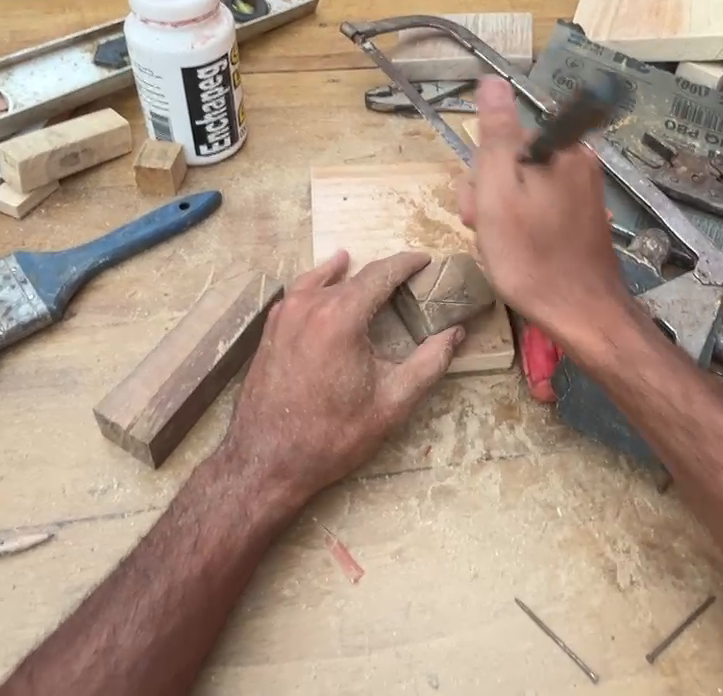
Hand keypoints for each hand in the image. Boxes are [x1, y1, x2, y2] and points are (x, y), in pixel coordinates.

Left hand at [221, 251, 463, 503]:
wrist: (267, 461)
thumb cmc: (332, 435)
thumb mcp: (392, 403)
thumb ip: (429, 363)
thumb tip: (456, 334)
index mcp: (341, 316)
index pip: (381, 273)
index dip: (407, 263)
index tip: (425, 260)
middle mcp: (310, 305)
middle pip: (355, 275)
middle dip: (385, 273)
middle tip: (410, 278)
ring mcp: (285, 314)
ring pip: (325, 280)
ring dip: (352, 274)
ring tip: (373, 274)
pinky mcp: (271, 328)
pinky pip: (301, 292)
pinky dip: (320, 281)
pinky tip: (328, 282)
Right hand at [458, 76, 633, 360]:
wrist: (582, 315)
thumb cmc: (532, 255)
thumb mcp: (498, 191)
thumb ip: (495, 135)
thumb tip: (492, 81)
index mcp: (560, 149)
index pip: (504, 138)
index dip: (483, 172)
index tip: (481, 205)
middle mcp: (578, 162)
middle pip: (514, 163)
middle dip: (491, 196)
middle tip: (489, 232)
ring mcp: (585, 192)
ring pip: (524, 190)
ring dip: (504, 216)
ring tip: (504, 248)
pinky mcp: (585, 219)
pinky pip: (541, 210)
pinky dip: (525, 229)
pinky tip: (523, 254)